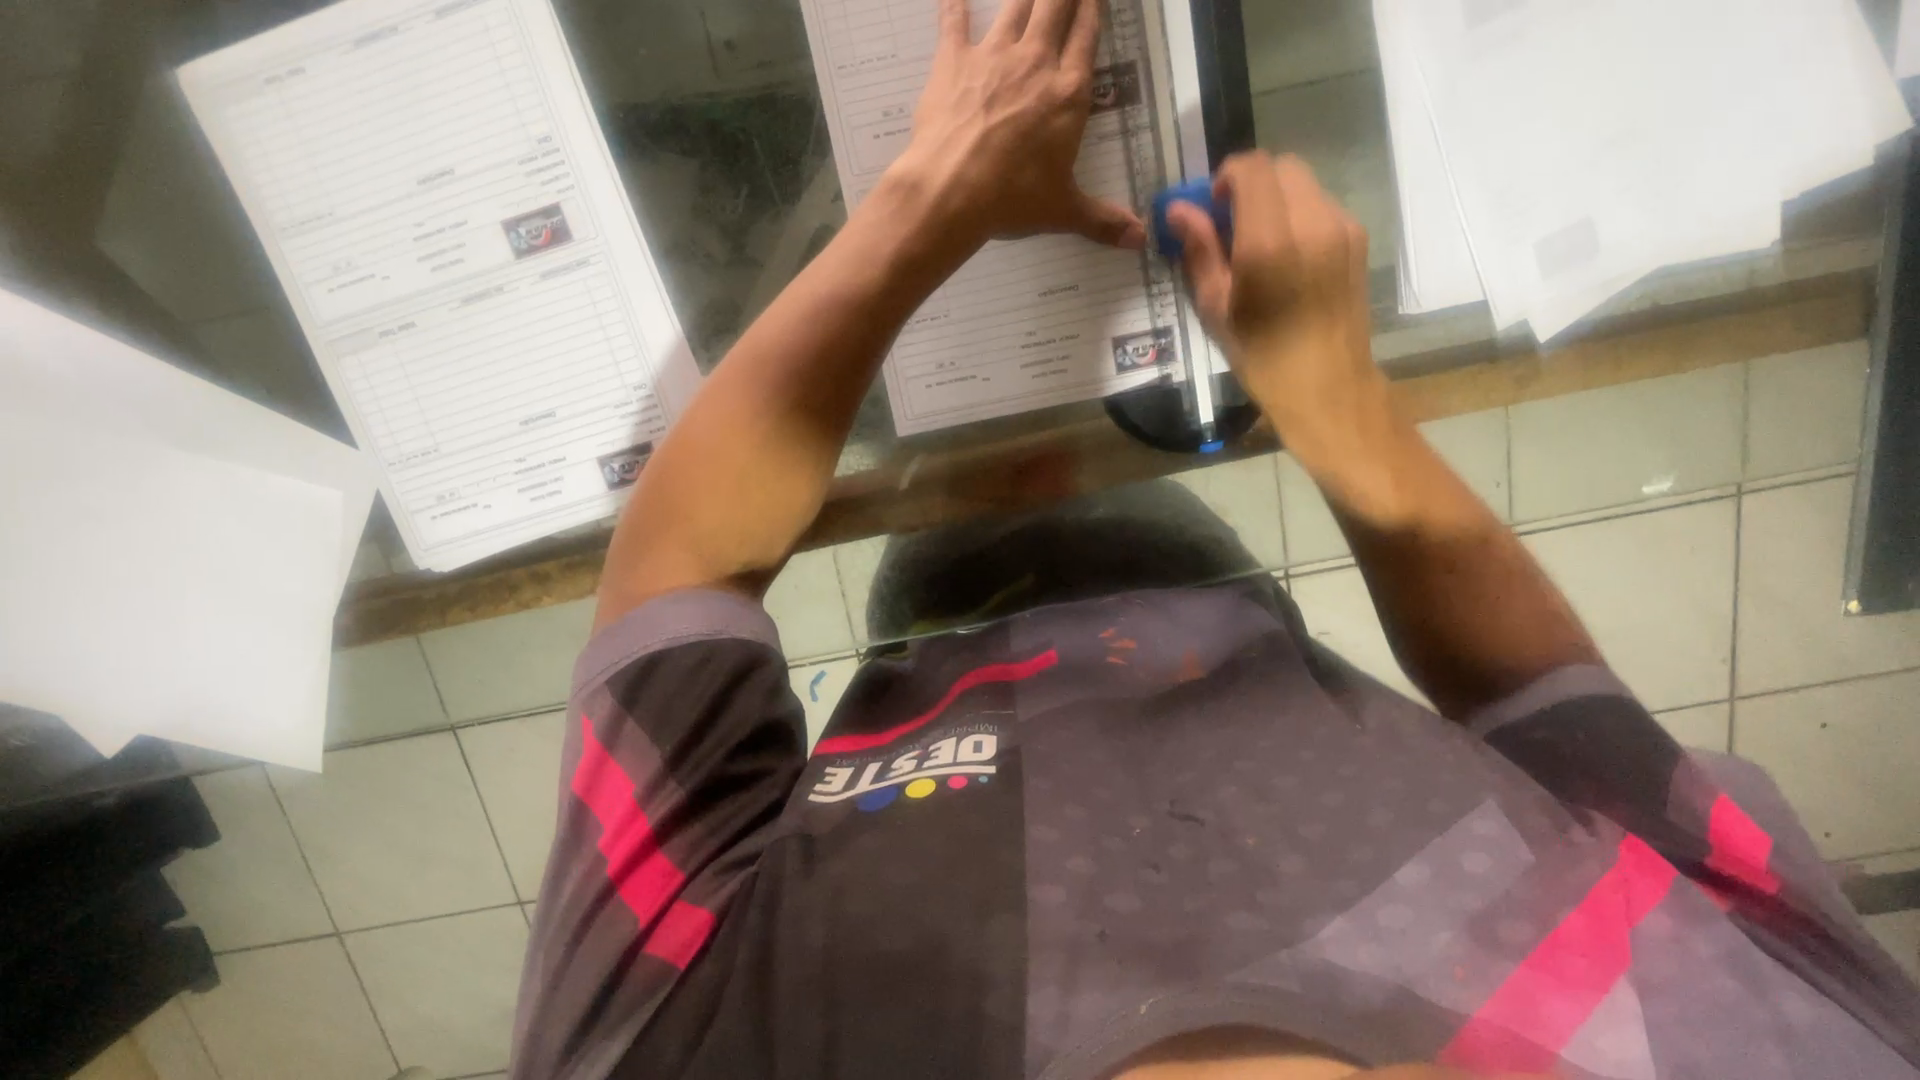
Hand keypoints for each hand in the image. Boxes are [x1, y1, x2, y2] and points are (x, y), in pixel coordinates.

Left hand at [887, 0, 1145, 251]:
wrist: (951, 191)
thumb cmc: (1012, 200)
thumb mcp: (1064, 211)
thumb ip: (1103, 221)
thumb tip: (1140, 240)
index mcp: (1069, 93)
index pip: (1088, 34)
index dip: (1093, 7)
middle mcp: (1035, 63)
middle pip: (1056, 4)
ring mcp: (992, 57)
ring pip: (1015, 4)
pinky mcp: (952, 62)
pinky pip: (954, 20)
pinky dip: (954, 2)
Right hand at [1166, 153, 1382, 445]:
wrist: (1327, 386)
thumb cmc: (1262, 356)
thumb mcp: (1216, 308)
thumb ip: (1200, 250)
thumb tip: (1180, 209)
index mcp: (1270, 241)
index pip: (1251, 168)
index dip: (1226, 178)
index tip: (1212, 210)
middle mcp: (1313, 222)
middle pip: (1281, 167)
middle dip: (1252, 185)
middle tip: (1231, 225)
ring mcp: (1342, 227)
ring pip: (1303, 184)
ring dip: (1276, 201)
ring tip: (1259, 245)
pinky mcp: (1358, 238)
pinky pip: (1322, 205)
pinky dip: (1298, 216)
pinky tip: (1287, 258)